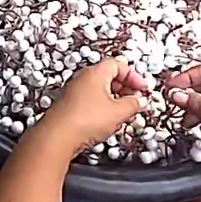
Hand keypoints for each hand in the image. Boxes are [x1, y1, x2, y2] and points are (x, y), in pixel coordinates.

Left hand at [29, 58, 151, 155]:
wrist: (58, 136)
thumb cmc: (86, 119)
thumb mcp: (118, 112)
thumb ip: (133, 104)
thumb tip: (140, 100)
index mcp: (95, 73)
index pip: (118, 64)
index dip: (133, 76)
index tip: (142, 88)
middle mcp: (83, 79)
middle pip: (108, 76)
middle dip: (125, 87)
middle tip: (135, 99)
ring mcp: (74, 92)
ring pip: (99, 89)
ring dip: (114, 98)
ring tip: (124, 112)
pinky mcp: (69, 106)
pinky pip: (90, 100)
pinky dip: (102, 106)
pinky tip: (108, 120)